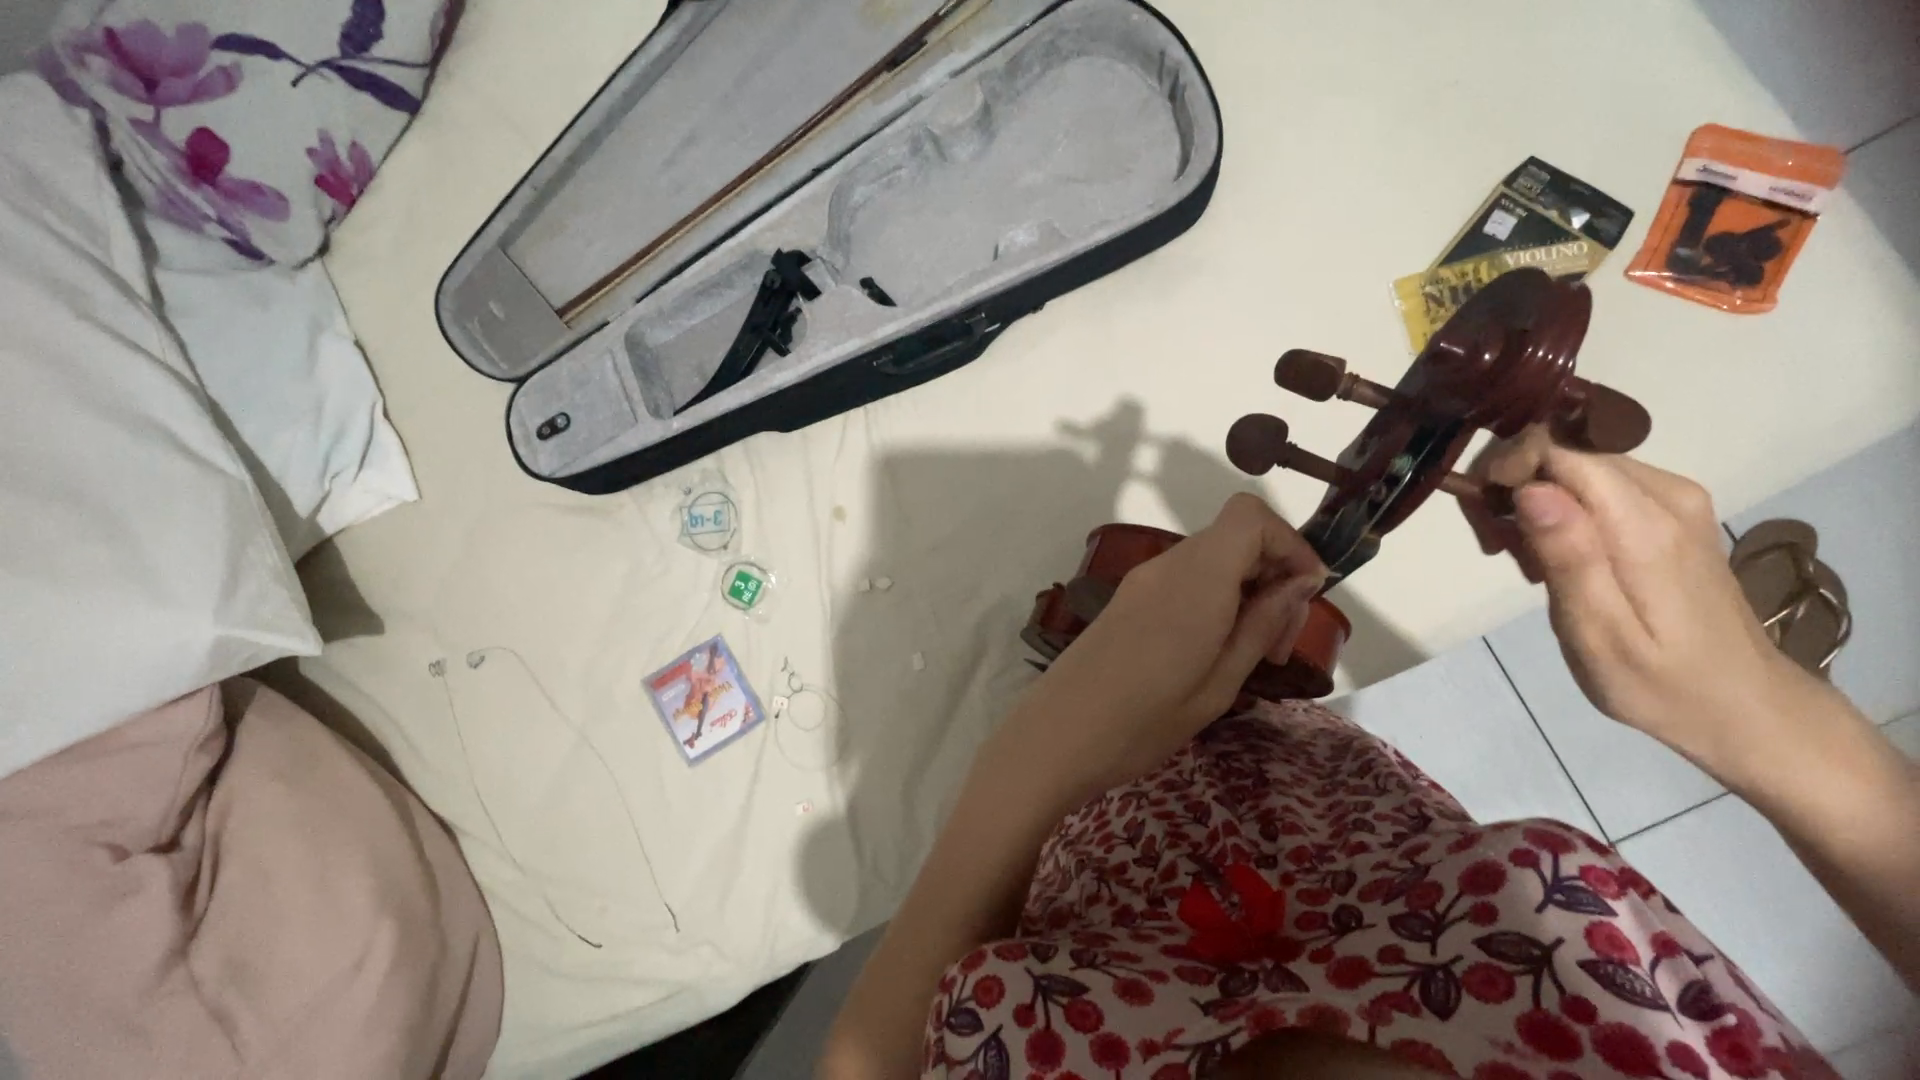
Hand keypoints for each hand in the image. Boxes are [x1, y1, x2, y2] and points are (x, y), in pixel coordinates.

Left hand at [995, 494, 1324, 808]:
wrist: (1054, 738)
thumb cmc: (1143, 722)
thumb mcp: (1219, 683)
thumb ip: (1260, 624)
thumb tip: (1298, 582)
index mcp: (1196, 578)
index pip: (1250, 516)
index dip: (1289, 544)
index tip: (1306, 597)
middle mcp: (1166, 565)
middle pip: (1234, 538)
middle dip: (1272, 577)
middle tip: (1278, 647)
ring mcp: (1141, 581)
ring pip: (1211, 561)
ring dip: (1243, 593)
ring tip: (1249, 657)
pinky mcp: (1126, 600)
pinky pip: (1183, 581)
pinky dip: (1212, 601)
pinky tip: (1211, 653)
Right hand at [1467, 434, 1831, 780]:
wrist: (1745, 706)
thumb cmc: (1659, 683)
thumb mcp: (1598, 634)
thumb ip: (1568, 557)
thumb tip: (1532, 490)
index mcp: (1645, 524)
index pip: (1560, 450)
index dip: (1510, 469)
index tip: (1488, 519)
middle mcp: (1667, 493)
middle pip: (1565, 451)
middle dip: (1513, 487)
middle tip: (1498, 549)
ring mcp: (1675, 498)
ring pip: (1576, 464)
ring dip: (1532, 500)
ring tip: (1524, 561)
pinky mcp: (1672, 510)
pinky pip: (1597, 483)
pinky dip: (1560, 508)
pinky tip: (1554, 555)